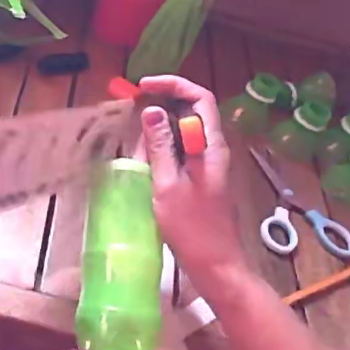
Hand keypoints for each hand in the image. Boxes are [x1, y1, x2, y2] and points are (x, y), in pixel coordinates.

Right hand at [136, 75, 247, 295]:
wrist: (216, 265)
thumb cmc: (191, 228)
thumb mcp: (167, 185)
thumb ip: (160, 147)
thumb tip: (151, 111)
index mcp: (211, 147)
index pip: (200, 98)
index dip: (173, 85)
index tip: (143, 86)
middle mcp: (213, 149)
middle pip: (194, 109)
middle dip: (165, 98)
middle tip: (133, 100)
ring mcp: (208, 163)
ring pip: (186, 128)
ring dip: (162, 119)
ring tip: (135, 120)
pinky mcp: (200, 176)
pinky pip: (182, 147)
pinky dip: (163, 140)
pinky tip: (145, 149)